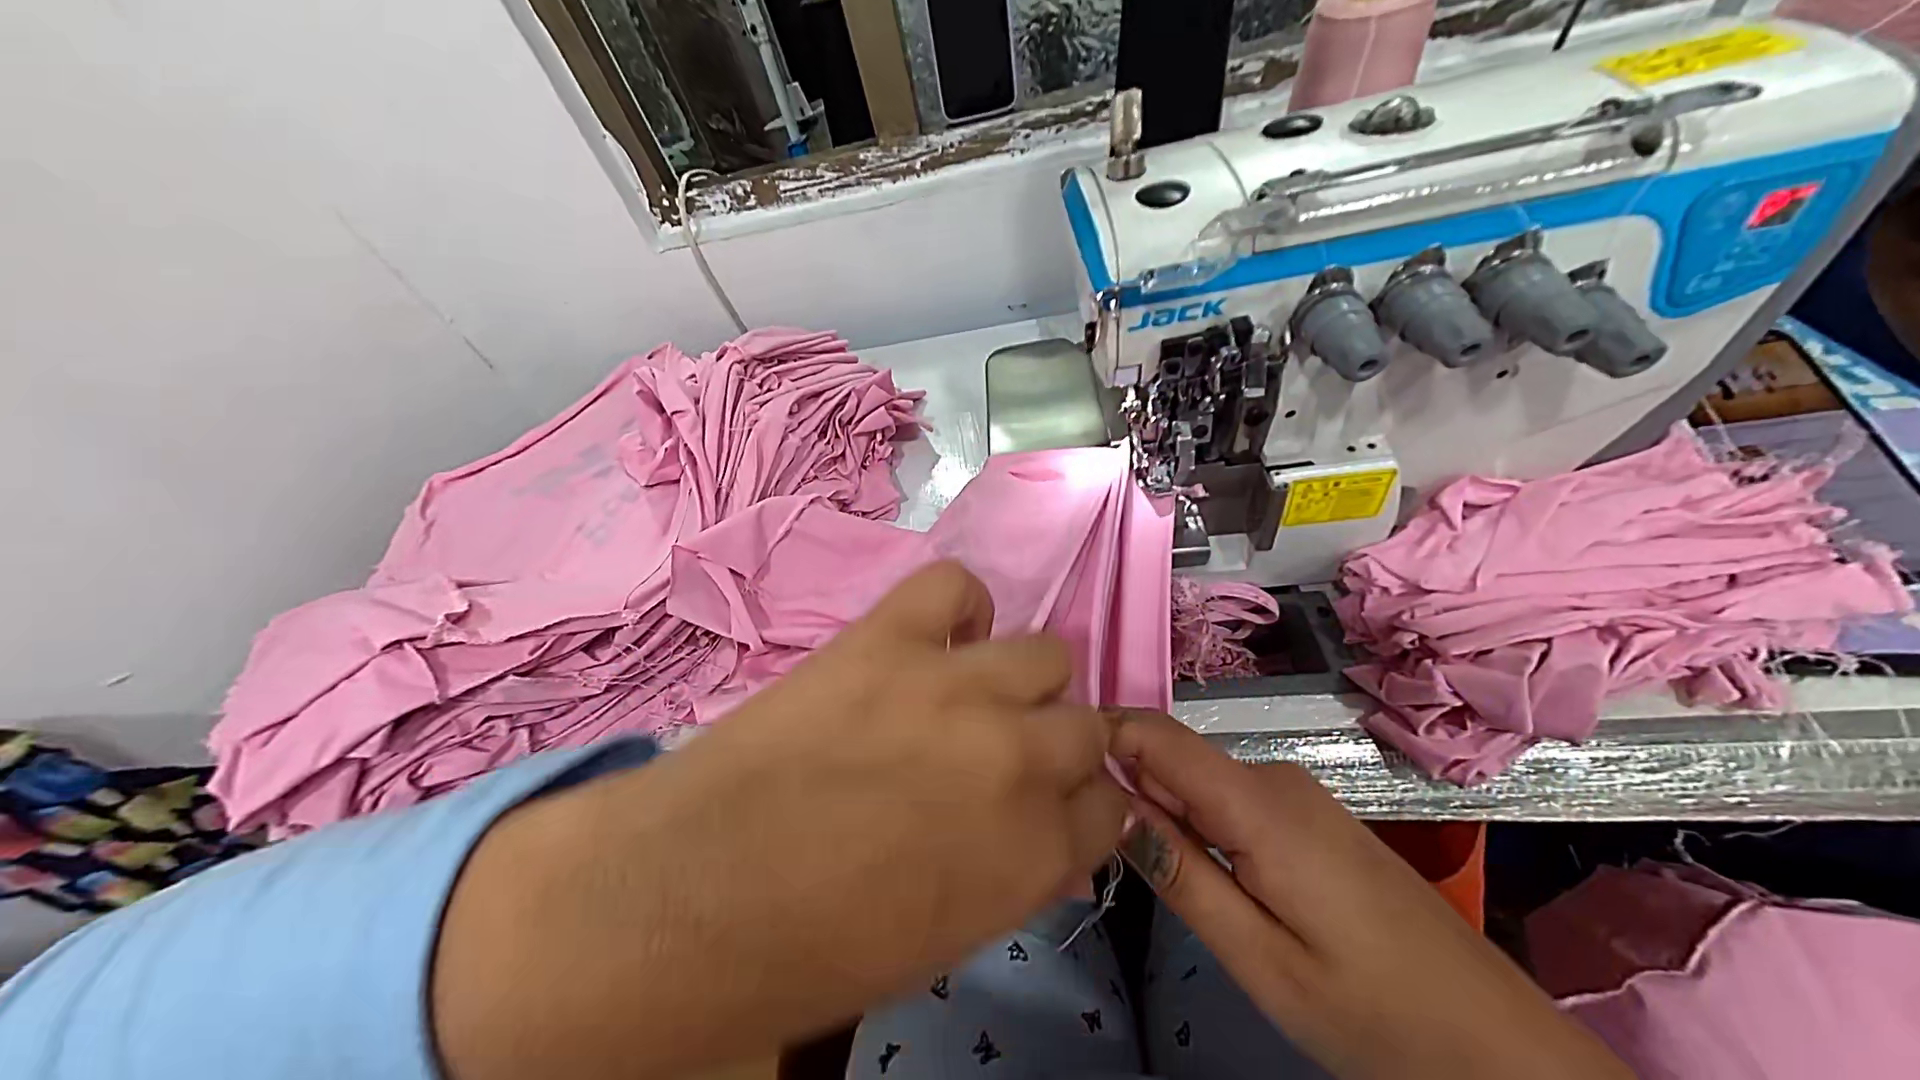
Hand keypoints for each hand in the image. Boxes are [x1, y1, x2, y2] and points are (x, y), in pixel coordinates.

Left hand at [433, 562, 1128, 1079]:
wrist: (693, 895)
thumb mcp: (946, 939)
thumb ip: (1014, 874)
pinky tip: (937, 635)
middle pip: (1088, 726)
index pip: (1110, 807)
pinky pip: (954, 584)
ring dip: (1020, 679)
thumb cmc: (814, 947)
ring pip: (1045, 652)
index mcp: (1036, 852)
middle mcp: (1018, 759)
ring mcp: (956, 687)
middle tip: (1008, 750)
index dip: (1083, 804)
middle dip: (1059, 744)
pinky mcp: (889, 637)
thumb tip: (1046, 834)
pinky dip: (957, 605)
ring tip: (973, 692)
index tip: (1057, 800)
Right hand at [1111, 710, 1630, 1079]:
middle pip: (1173, 759)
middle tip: (1092, 849)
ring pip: (1198, 783)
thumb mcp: (1257, 956)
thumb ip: (1179, 872)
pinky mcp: (1307, 817)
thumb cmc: (1371, 1009)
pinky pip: (1229, 803)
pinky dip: (1196, 826)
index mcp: (1258, 804)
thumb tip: (1112, 805)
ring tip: (1141, 871)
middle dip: (1126, 789)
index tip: (1056, 770)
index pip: (1156, 734)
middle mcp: (1273, 778)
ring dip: (1159, 813)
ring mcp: (1295, 795)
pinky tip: (1198, 874)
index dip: (1101, 735)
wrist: (1496, 1042)